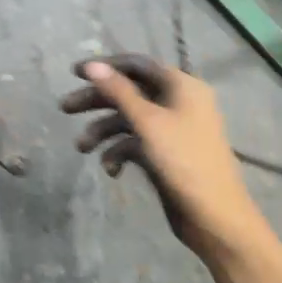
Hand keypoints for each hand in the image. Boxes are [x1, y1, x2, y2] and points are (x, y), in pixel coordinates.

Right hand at [62, 55, 272, 263]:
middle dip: (97, 101)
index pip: (137, 65)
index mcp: (182, 87)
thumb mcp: (147, 122)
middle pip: (129, 92)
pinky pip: (135, 143)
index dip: (105, 66)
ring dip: (103, 131)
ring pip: (128, 120)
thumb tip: (92, 65)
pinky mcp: (165, 153)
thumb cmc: (184, 161)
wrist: (215, 217)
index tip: (74, 73)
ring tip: (81, 148)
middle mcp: (178, 103)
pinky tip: (112, 170)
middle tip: (65, 108)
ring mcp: (171, 129)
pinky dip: (119, 152)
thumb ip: (118, 91)